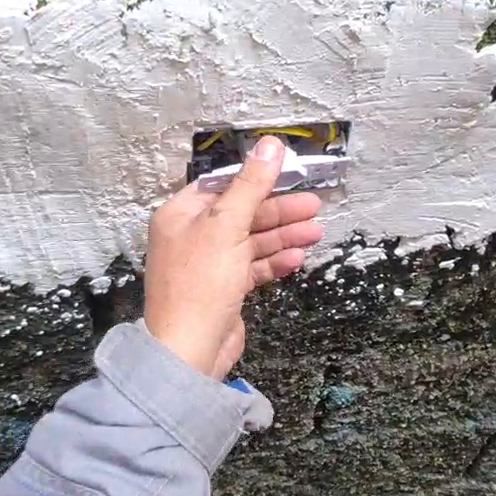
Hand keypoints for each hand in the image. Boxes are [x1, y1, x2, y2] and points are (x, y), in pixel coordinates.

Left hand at [143, 136, 324, 378]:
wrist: (189, 350)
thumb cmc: (200, 284)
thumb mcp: (227, 225)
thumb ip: (251, 185)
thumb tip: (271, 144)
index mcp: (180, 215)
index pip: (221, 186)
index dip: (255, 178)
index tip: (289, 173)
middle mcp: (191, 237)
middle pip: (241, 213)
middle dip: (278, 211)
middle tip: (314, 207)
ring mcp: (207, 265)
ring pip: (250, 241)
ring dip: (282, 236)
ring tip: (315, 232)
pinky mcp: (223, 290)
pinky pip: (252, 268)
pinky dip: (274, 262)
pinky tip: (297, 259)